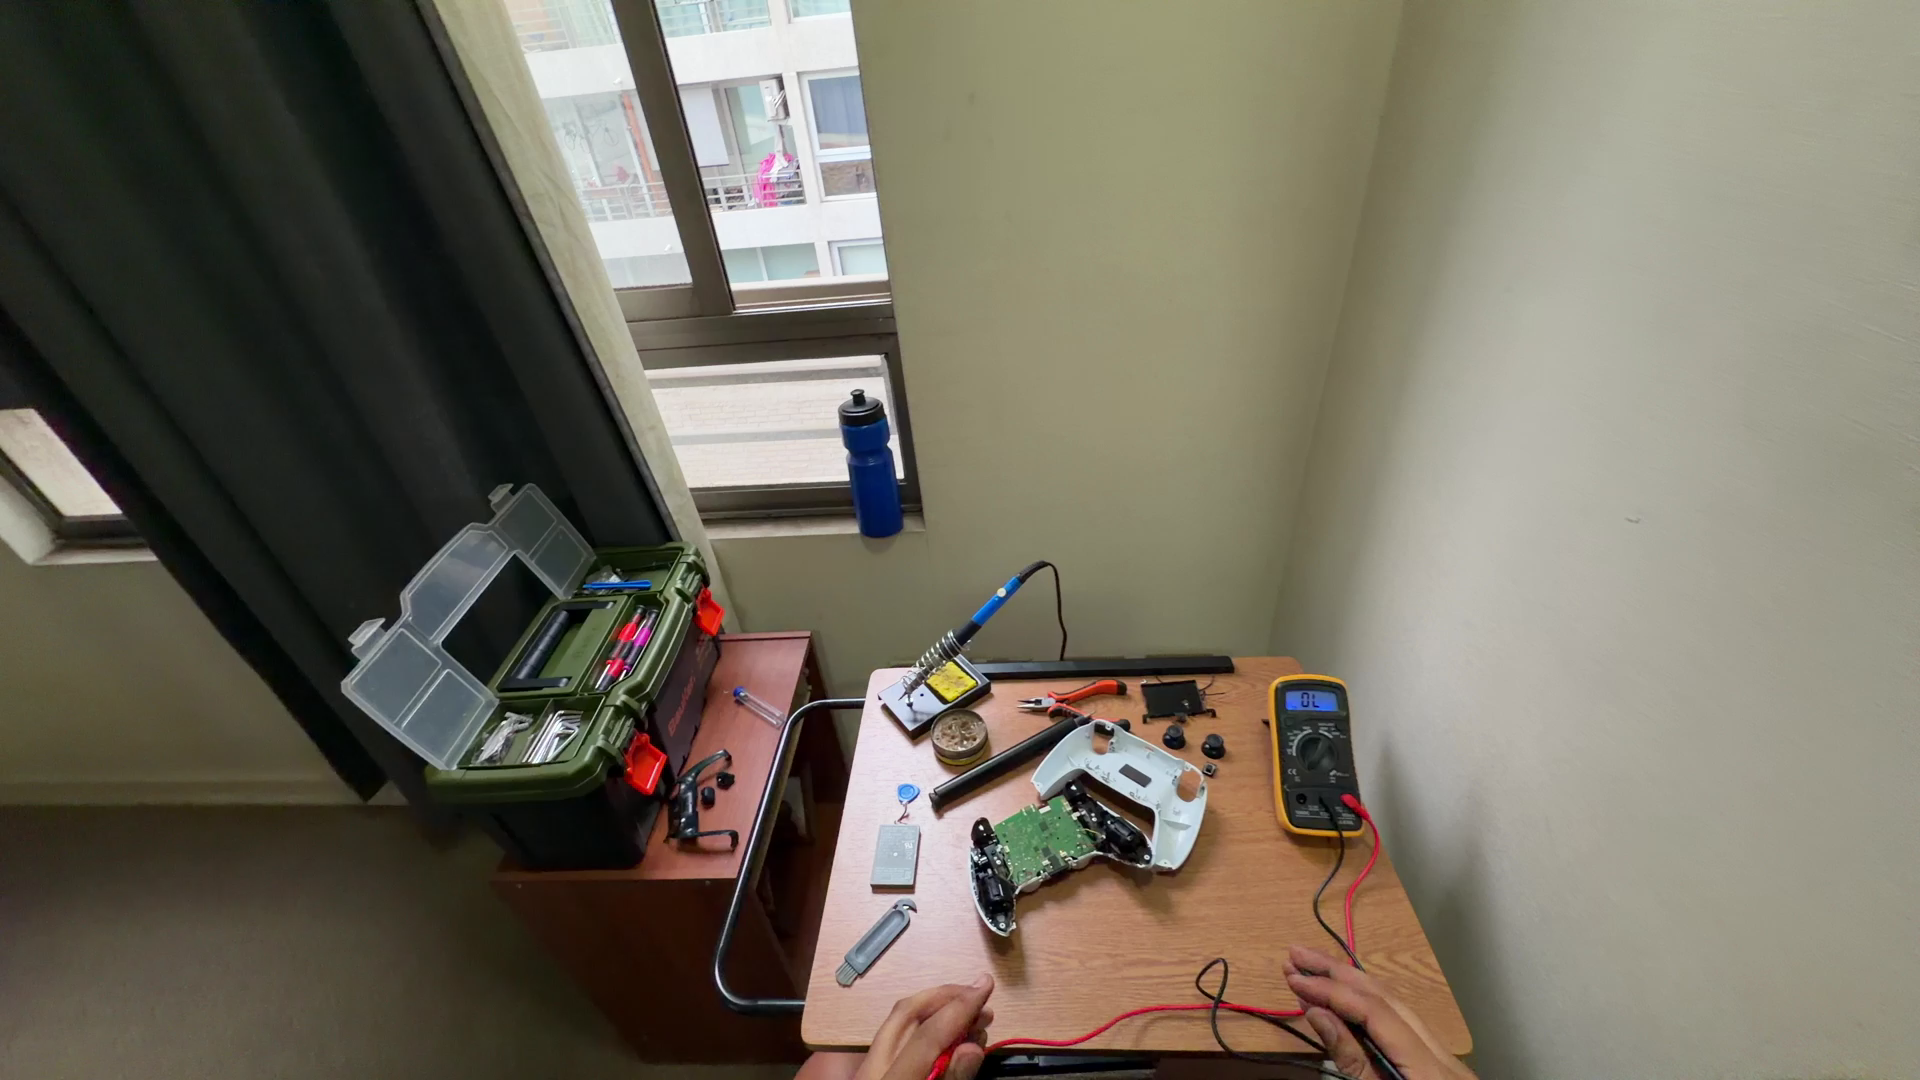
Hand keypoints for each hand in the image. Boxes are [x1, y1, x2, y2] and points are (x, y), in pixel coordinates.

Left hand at [852, 975, 995, 1079]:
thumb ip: (951, 1079)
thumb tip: (975, 1045)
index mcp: (884, 1077)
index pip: (925, 1036)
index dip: (959, 1009)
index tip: (987, 986)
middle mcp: (870, 1067)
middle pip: (905, 1012)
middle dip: (946, 996)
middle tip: (981, 993)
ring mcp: (867, 1066)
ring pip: (900, 1019)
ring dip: (940, 1009)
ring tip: (975, 1013)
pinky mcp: (871, 1068)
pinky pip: (899, 1035)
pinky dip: (927, 1026)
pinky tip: (950, 1031)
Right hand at [1284, 946, 1474, 1079]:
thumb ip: (1353, 1063)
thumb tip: (1317, 1012)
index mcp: (1433, 1071)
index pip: (1375, 1012)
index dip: (1332, 990)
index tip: (1293, 979)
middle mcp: (1445, 1055)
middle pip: (1386, 997)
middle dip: (1337, 973)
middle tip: (1294, 955)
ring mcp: (1447, 1060)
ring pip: (1395, 1004)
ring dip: (1348, 982)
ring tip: (1310, 967)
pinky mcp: (1440, 1067)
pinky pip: (1400, 1021)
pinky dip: (1366, 1002)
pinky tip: (1343, 996)